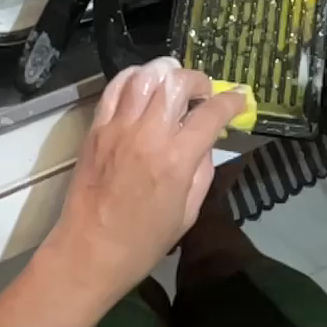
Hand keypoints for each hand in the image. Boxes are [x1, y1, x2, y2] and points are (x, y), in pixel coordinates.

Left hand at [33, 58, 247, 310]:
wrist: (88, 254)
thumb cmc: (142, 242)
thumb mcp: (188, 213)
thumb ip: (202, 169)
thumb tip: (206, 139)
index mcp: (175, 160)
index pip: (211, 113)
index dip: (231, 100)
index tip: (238, 98)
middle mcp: (148, 135)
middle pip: (178, 81)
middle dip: (199, 80)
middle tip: (202, 95)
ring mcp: (118, 127)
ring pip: (146, 75)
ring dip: (166, 73)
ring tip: (173, 86)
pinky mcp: (96, 127)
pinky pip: (115, 86)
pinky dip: (134, 77)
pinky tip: (144, 86)